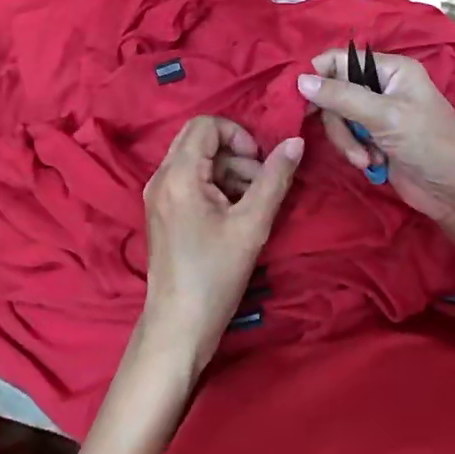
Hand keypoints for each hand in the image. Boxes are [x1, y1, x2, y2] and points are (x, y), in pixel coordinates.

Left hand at [140, 116, 301, 368]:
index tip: (258, 164)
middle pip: (201, 140)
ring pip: (198, 161)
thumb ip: (275, 178)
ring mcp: (159, 196)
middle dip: (236, 154)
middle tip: (259, 183)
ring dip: (229, 171)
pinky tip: (236, 214)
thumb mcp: (253, 224)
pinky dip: (216, 186)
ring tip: (253, 204)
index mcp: (178, 174)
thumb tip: (295, 142)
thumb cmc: (215, 274)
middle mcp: (161, 177)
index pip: (206, 125)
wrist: (178, 328)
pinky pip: (191, 180)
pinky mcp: (163, 212)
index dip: (238, 135)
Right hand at [297, 50, 454, 227]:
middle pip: (335, 92)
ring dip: (348, 142)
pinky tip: (374, 164)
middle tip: (351, 140)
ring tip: (368, 159)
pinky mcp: (376, 140)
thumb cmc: (430, 144)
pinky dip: (355, 152)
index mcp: (391, 68)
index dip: (319, 76)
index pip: (340, 60)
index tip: (302, 99)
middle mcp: (383, 86)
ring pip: (338, 119)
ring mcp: (378, 115)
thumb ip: (342, 97)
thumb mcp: (385, 116)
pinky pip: (348, 139)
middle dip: (339, 121)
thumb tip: (300, 79)